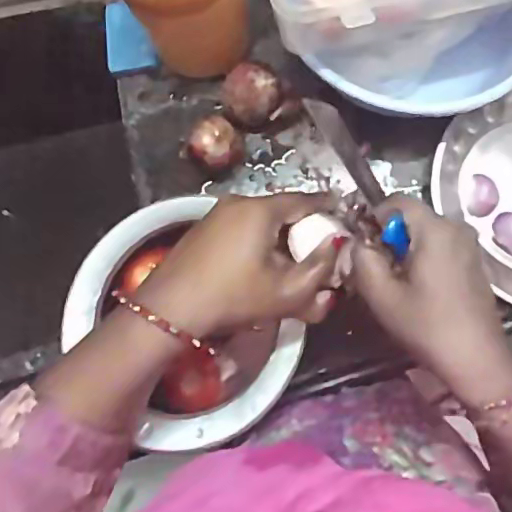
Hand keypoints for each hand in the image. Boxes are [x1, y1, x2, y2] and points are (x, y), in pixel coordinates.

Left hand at [136, 193, 345, 337]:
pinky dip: (257, 239)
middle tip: (318, 246)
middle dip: (303, 227)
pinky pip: (242, 226)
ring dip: (279, 236)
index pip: (305, 199)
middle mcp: (240, 201)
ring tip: (290, 260)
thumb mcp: (286, 291)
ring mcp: (217, 213)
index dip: (327, 207)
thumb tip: (337, 246)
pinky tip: (260, 264)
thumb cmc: (233, 297)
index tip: (343, 214)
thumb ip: (320, 269)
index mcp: (262, 209)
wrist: (168, 311)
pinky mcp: (203, 229)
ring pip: (261, 219)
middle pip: (283, 210)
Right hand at [350, 196, 511, 404]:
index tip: (364, 245)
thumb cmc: (428, 326)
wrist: (477, 360)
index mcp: (435, 228)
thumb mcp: (383, 296)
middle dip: (391, 237)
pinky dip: (426, 258)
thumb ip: (363, 260)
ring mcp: (470, 244)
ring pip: (427, 233)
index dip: (375, 216)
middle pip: (413, 217)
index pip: (398, 200)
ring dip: (408, 250)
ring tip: (397, 284)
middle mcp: (456, 226)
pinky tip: (421, 290)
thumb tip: (358, 242)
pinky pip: (443, 246)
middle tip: (378, 270)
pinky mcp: (475, 261)